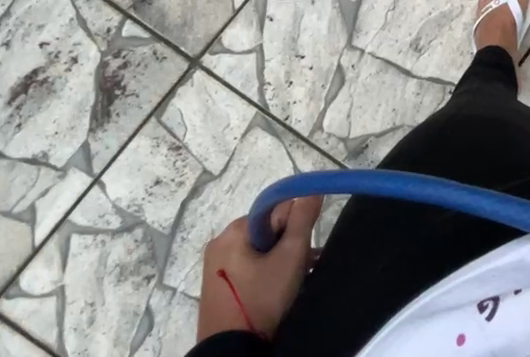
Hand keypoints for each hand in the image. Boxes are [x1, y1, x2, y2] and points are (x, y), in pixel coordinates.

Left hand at [197, 197, 321, 340]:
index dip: (296, 225)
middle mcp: (220, 243)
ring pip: (262, 248)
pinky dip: (269, 268)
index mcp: (233, 232)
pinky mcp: (219, 283)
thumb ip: (303, 218)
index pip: (277, 211)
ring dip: (283, 257)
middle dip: (291, 242)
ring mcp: (217, 265)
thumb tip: (312, 190)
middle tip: (302, 263)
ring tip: (298, 275)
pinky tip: (283, 284)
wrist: (231, 350)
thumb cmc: (261, 297)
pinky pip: (251, 264)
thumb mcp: (290, 256)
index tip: (303, 247)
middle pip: (270, 228)